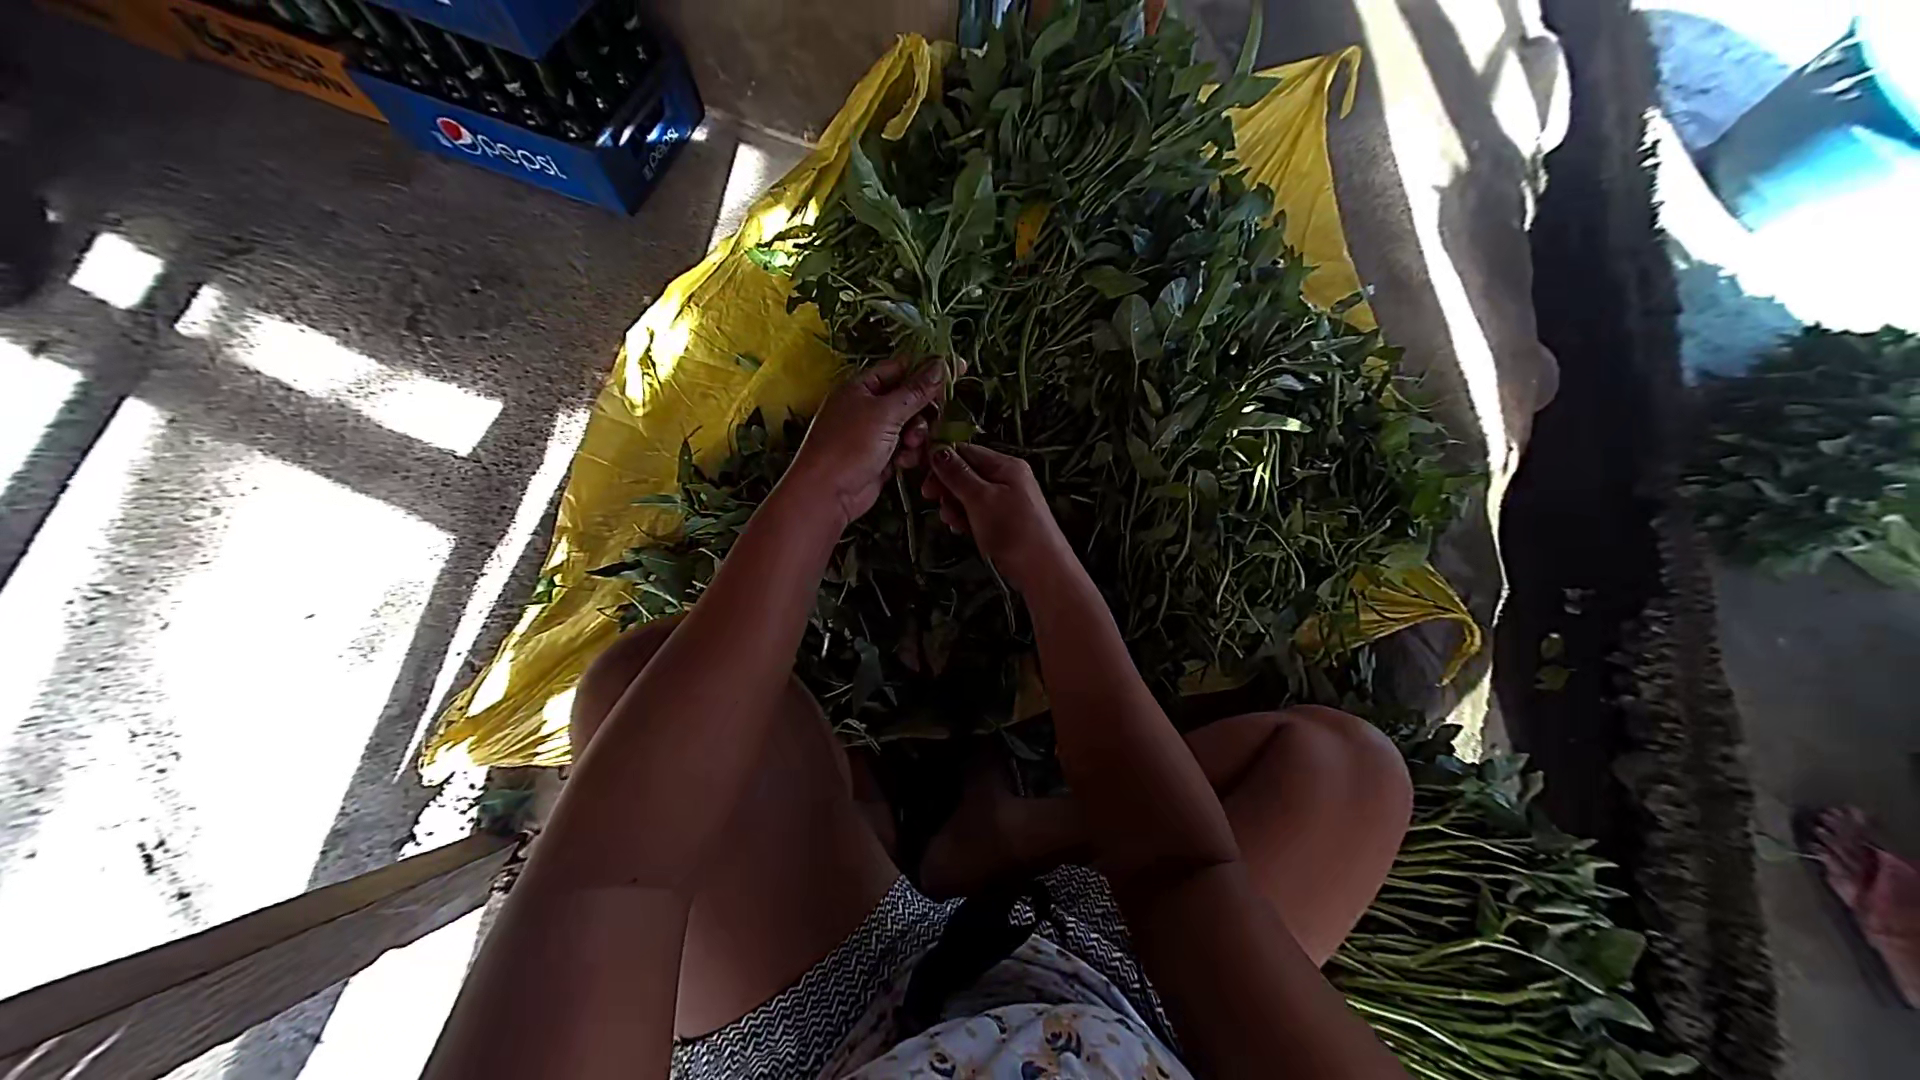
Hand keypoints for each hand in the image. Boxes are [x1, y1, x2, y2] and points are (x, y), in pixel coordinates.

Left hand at [783, 355, 949, 527]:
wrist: (827, 493)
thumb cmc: (849, 446)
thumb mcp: (885, 413)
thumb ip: (916, 390)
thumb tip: (942, 364)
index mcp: (863, 386)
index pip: (902, 367)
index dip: (930, 369)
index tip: (958, 368)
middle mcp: (868, 406)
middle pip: (911, 399)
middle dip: (923, 412)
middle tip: (932, 420)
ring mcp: (874, 433)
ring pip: (912, 426)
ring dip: (917, 436)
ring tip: (909, 446)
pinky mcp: (881, 456)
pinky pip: (906, 448)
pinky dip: (909, 454)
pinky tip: (902, 463)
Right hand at [922, 443, 1079, 592]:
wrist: (1042, 571)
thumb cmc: (1013, 531)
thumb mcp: (980, 499)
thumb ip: (957, 474)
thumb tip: (937, 451)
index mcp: (1005, 466)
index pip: (966, 451)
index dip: (942, 462)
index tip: (924, 479)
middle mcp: (1007, 479)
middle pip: (966, 473)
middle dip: (947, 487)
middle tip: (934, 502)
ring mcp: (1007, 500)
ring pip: (969, 495)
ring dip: (955, 506)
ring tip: (953, 521)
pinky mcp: (1004, 521)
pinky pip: (978, 512)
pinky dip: (966, 518)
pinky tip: (963, 530)